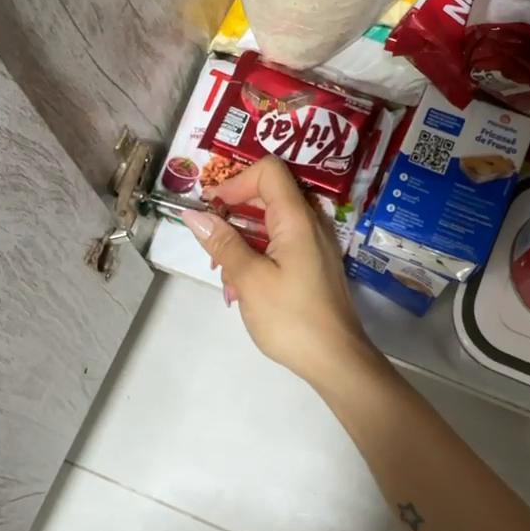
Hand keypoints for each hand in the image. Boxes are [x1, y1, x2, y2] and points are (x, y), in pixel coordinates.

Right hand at [181, 157, 384, 388]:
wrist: (335, 359)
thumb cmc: (291, 318)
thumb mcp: (249, 279)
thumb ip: (222, 243)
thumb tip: (194, 215)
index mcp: (297, 218)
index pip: (268, 171)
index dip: (235, 182)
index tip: (212, 209)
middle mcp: (310, 224)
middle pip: (267, 198)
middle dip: (233, 218)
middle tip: (212, 249)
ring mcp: (313, 246)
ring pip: (269, 227)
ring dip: (241, 245)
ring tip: (226, 282)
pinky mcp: (313, 267)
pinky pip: (280, 248)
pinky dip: (257, 260)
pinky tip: (242, 292)